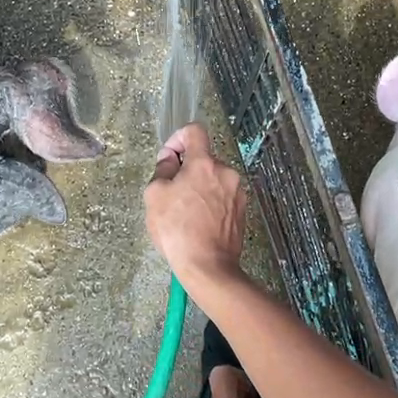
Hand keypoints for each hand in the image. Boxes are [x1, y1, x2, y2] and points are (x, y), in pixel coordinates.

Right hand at [145, 123, 246, 289]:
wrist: (208, 266)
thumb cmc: (178, 230)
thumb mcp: (155, 195)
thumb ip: (162, 169)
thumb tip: (170, 160)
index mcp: (204, 163)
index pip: (194, 131)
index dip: (177, 138)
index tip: (169, 158)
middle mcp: (225, 172)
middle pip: (202, 158)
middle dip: (186, 170)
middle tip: (171, 194)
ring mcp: (237, 191)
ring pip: (212, 178)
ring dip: (198, 187)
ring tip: (184, 212)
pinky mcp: (241, 210)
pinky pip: (221, 195)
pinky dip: (210, 202)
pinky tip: (198, 222)